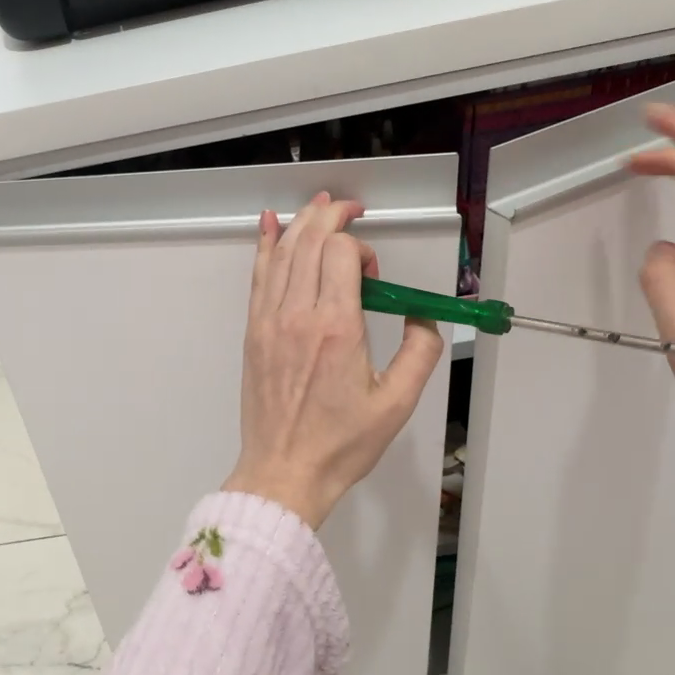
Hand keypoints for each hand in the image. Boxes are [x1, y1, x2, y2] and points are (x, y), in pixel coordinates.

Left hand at [227, 193, 445, 528]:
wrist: (284, 471)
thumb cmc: (341, 444)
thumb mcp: (397, 403)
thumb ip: (420, 353)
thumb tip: (421, 318)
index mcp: (336, 328)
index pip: (340, 253)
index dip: (361, 248)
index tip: (374, 273)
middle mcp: (297, 315)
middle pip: (309, 241)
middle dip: (330, 216)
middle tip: (350, 208)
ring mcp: (269, 321)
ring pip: (282, 253)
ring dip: (301, 222)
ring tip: (318, 203)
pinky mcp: (253, 332)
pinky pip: (258, 276)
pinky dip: (265, 246)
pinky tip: (269, 224)